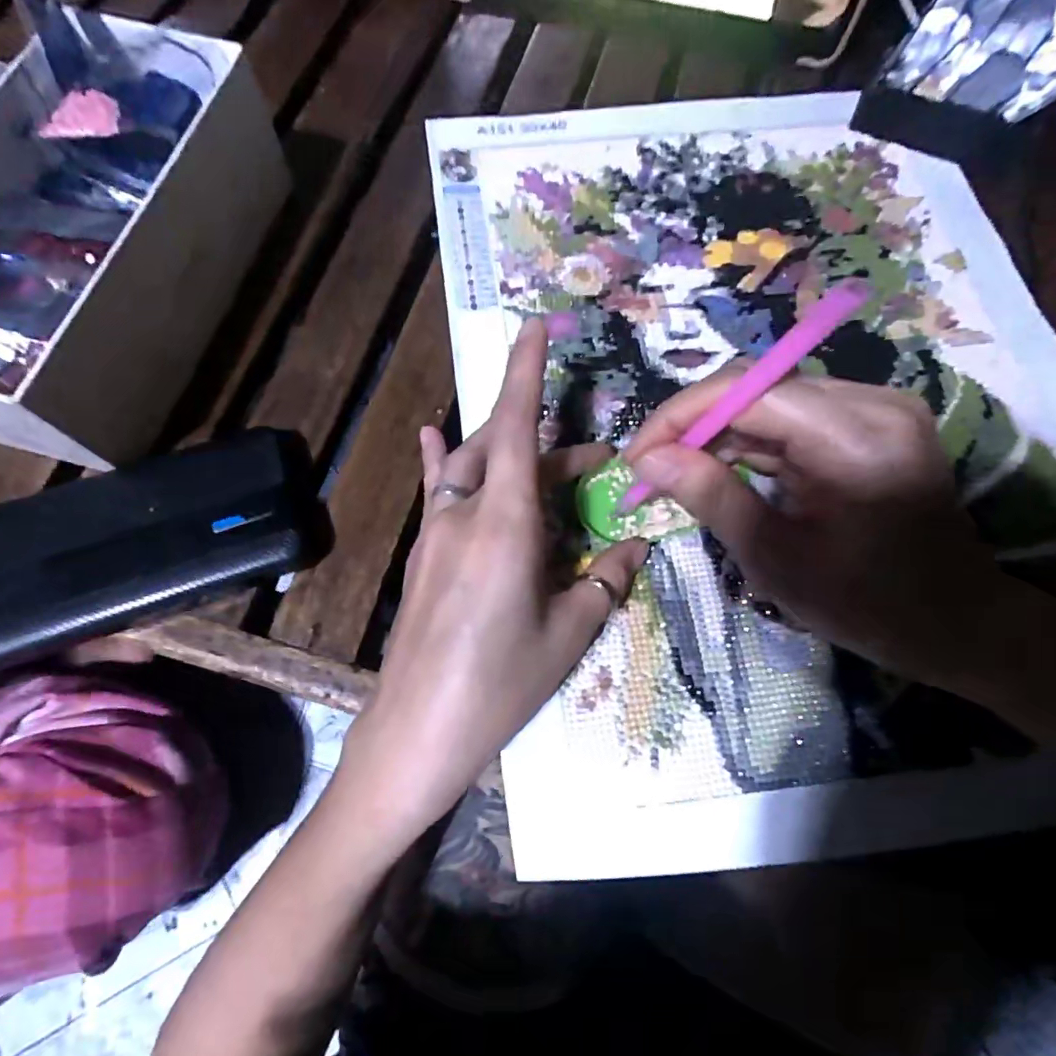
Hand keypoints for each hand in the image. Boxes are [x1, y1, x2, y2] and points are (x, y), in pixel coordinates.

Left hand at [335, 319, 648, 833]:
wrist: (418, 728)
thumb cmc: (500, 684)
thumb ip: (604, 579)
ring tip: (551, 474)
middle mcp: (463, 514)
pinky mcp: (422, 555)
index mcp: (504, 526)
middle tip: (599, 467)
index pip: (513, 429)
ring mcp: (435, 532)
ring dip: (511, 459)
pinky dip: (441, 460)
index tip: (533, 328)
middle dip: (552, 448)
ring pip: (472, 468)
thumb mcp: (567, 633)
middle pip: (504, 452)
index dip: (524, 374)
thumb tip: (637, 545)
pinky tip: (434, 436)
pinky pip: (437, 492)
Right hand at [622, 365, 1014, 690]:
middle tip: (651, 468)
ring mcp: (881, 407)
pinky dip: (753, 438)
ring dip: (720, 431)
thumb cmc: (863, 605)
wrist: (955, 622)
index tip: (635, 459)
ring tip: (679, 471)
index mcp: (854, 440)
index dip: (679, 416)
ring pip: (774, 396)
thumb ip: (711, 498)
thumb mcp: (774, 559)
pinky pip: (797, 414)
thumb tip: (648, 460)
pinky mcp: (877, 420)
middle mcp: (873, 404)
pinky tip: (725, 467)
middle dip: (694, 423)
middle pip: (759, 385)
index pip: (747, 391)